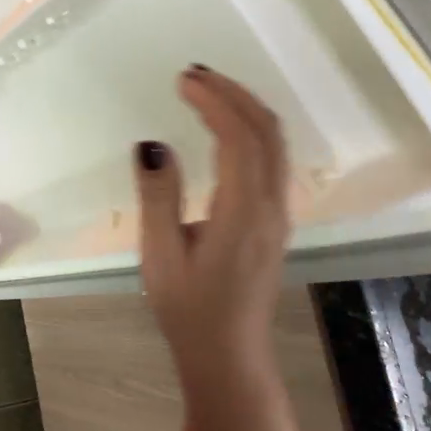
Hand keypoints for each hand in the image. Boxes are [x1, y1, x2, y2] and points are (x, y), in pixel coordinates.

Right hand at [133, 66, 290, 375]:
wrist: (227, 353)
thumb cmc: (188, 308)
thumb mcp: (160, 255)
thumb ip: (158, 198)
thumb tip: (152, 145)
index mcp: (243, 212)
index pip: (238, 138)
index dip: (214, 102)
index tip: (182, 81)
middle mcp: (270, 206)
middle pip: (267, 132)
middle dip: (234, 95)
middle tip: (194, 76)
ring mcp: (278, 215)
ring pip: (275, 145)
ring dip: (246, 111)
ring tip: (207, 93)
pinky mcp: (273, 223)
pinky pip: (272, 161)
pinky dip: (251, 132)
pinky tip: (225, 132)